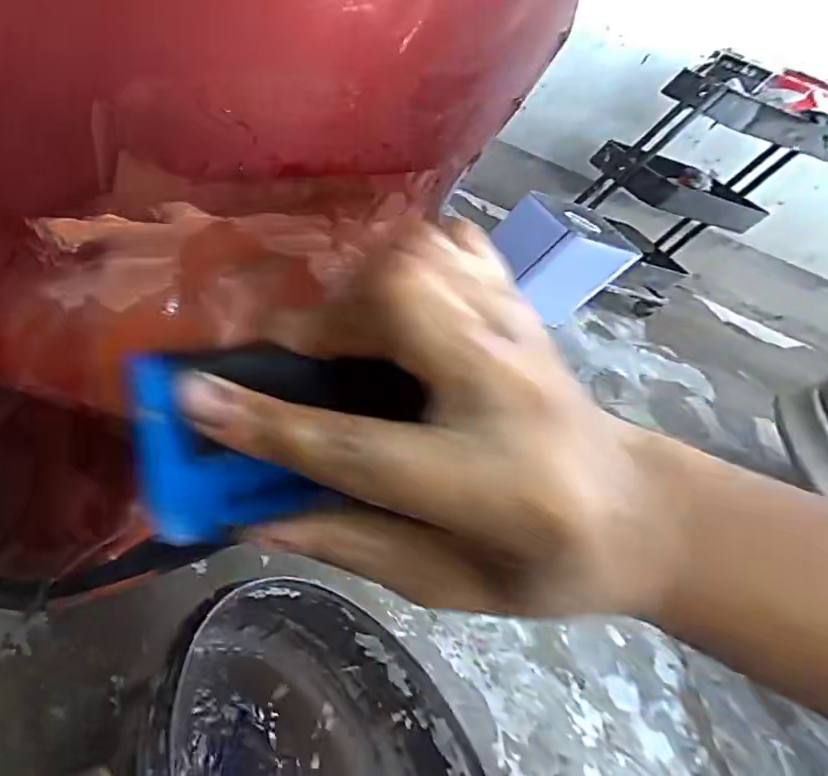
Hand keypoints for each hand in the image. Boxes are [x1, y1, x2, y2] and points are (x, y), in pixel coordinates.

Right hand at [176, 218, 682, 617]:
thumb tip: (246, 512)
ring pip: (421, 258)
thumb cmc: (539, 563)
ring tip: (348, 325)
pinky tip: (397, 287)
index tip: (191, 397)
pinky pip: (453, 242)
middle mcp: (508, 388)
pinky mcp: (519, 301)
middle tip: (302, 349)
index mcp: (492, 483)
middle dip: (328, 319)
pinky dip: (408, 249)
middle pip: (399, 306)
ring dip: (360, 281)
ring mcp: (520, 330)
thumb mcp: (445, 585)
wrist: (636, 512)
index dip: (264, 424)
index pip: (356, 449)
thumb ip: (346, 541)